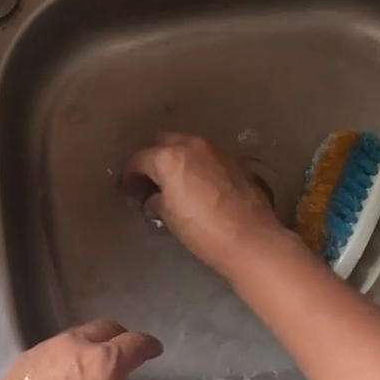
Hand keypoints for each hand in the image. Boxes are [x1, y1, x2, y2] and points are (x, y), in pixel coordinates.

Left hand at [0, 321, 162, 379]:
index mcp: (100, 366)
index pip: (132, 344)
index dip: (148, 346)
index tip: (155, 351)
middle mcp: (72, 347)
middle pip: (104, 329)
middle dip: (121, 339)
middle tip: (130, 359)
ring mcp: (43, 350)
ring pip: (77, 336)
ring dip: (94, 345)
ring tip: (99, 372)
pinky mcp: (21, 360)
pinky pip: (55, 348)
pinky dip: (70, 354)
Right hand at [127, 132, 295, 276]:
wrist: (251, 238)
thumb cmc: (202, 230)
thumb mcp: (170, 217)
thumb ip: (157, 200)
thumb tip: (155, 198)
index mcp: (168, 157)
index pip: (140, 159)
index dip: (130, 173)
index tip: (128, 186)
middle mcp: (191, 145)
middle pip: (163, 141)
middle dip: (153, 156)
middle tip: (149, 177)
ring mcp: (216, 150)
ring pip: (188, 144)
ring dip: (177, 157)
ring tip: (174, 179)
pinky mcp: (234, 160)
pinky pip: (207, 155)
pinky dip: (198, 163)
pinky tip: (199, 183)